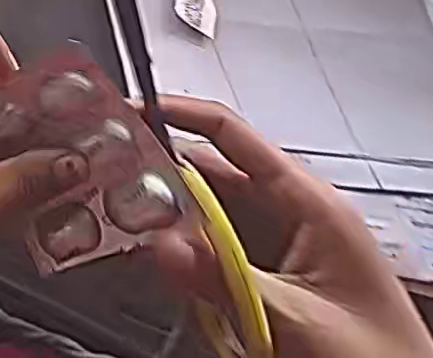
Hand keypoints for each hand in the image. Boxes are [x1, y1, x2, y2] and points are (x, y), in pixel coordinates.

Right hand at [148, 96, 432, 357]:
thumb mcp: (303, 321)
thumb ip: (229, 282)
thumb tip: (163, 243)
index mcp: (309, 202)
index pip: (231, 133)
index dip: (180, 113)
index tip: (134, 112)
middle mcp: (291, 214)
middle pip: (212, 175)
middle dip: (168, 179)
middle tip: (123, 186)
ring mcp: (280, 247)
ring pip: (211, 216)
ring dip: (179, 224)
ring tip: (142, 231)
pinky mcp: (272, 278)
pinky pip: (219, 252)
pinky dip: (193, 257)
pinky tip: (176, 271)